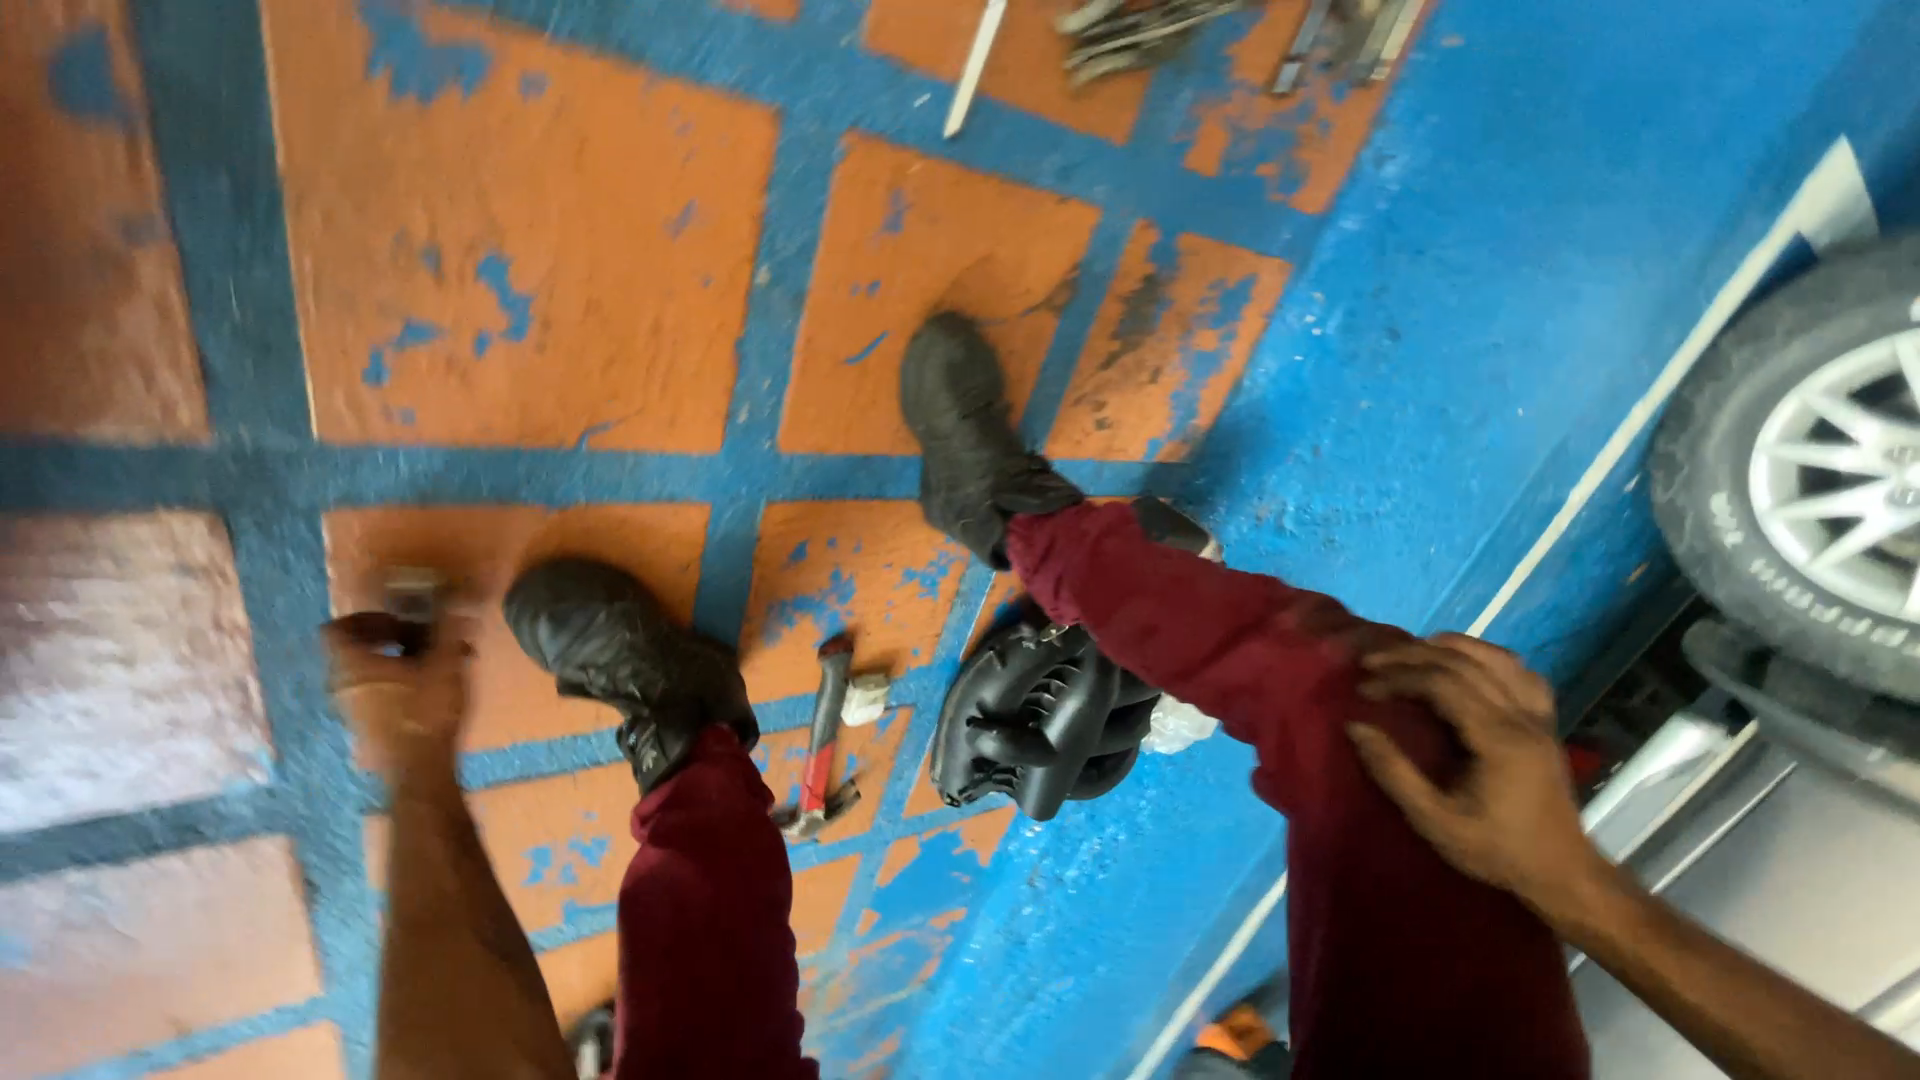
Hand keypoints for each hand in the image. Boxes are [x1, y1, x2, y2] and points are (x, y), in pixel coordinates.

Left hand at [323, 612, 476, 780]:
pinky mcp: (364, 722)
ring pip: (369, 669)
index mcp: (352, 663)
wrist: (418, 767)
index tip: (399, 619)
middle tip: (427, 637)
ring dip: (401, 658)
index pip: (335, 628)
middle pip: (356, 647)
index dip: (365, 618)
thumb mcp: (445, 662)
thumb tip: (456, 596)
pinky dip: (399, 678)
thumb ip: (447, 628)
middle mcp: (341, 682)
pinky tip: (432, 686)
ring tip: (439, 661)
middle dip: (394, 636)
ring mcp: (350, 706)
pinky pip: (375, 688)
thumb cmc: (427, 709)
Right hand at [1345, 633, 1611, 920]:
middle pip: (1464, 663)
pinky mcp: (1546, 723)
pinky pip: (1521, 673)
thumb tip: (1355, 727)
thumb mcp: (1434, 820)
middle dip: (1411, 655)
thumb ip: (1393, 772)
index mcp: (1499, 739)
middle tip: (1371, 663)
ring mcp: (1541, 718)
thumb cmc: (1495, 850)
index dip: (1398, 677)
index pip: (1443, 683)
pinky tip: (1464, 664)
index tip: (1364, 689)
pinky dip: (1487, 658)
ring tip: (1411, 653)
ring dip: (1449, 647)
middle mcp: (1524, 718)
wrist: (1562, 873)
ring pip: (1496, 658)